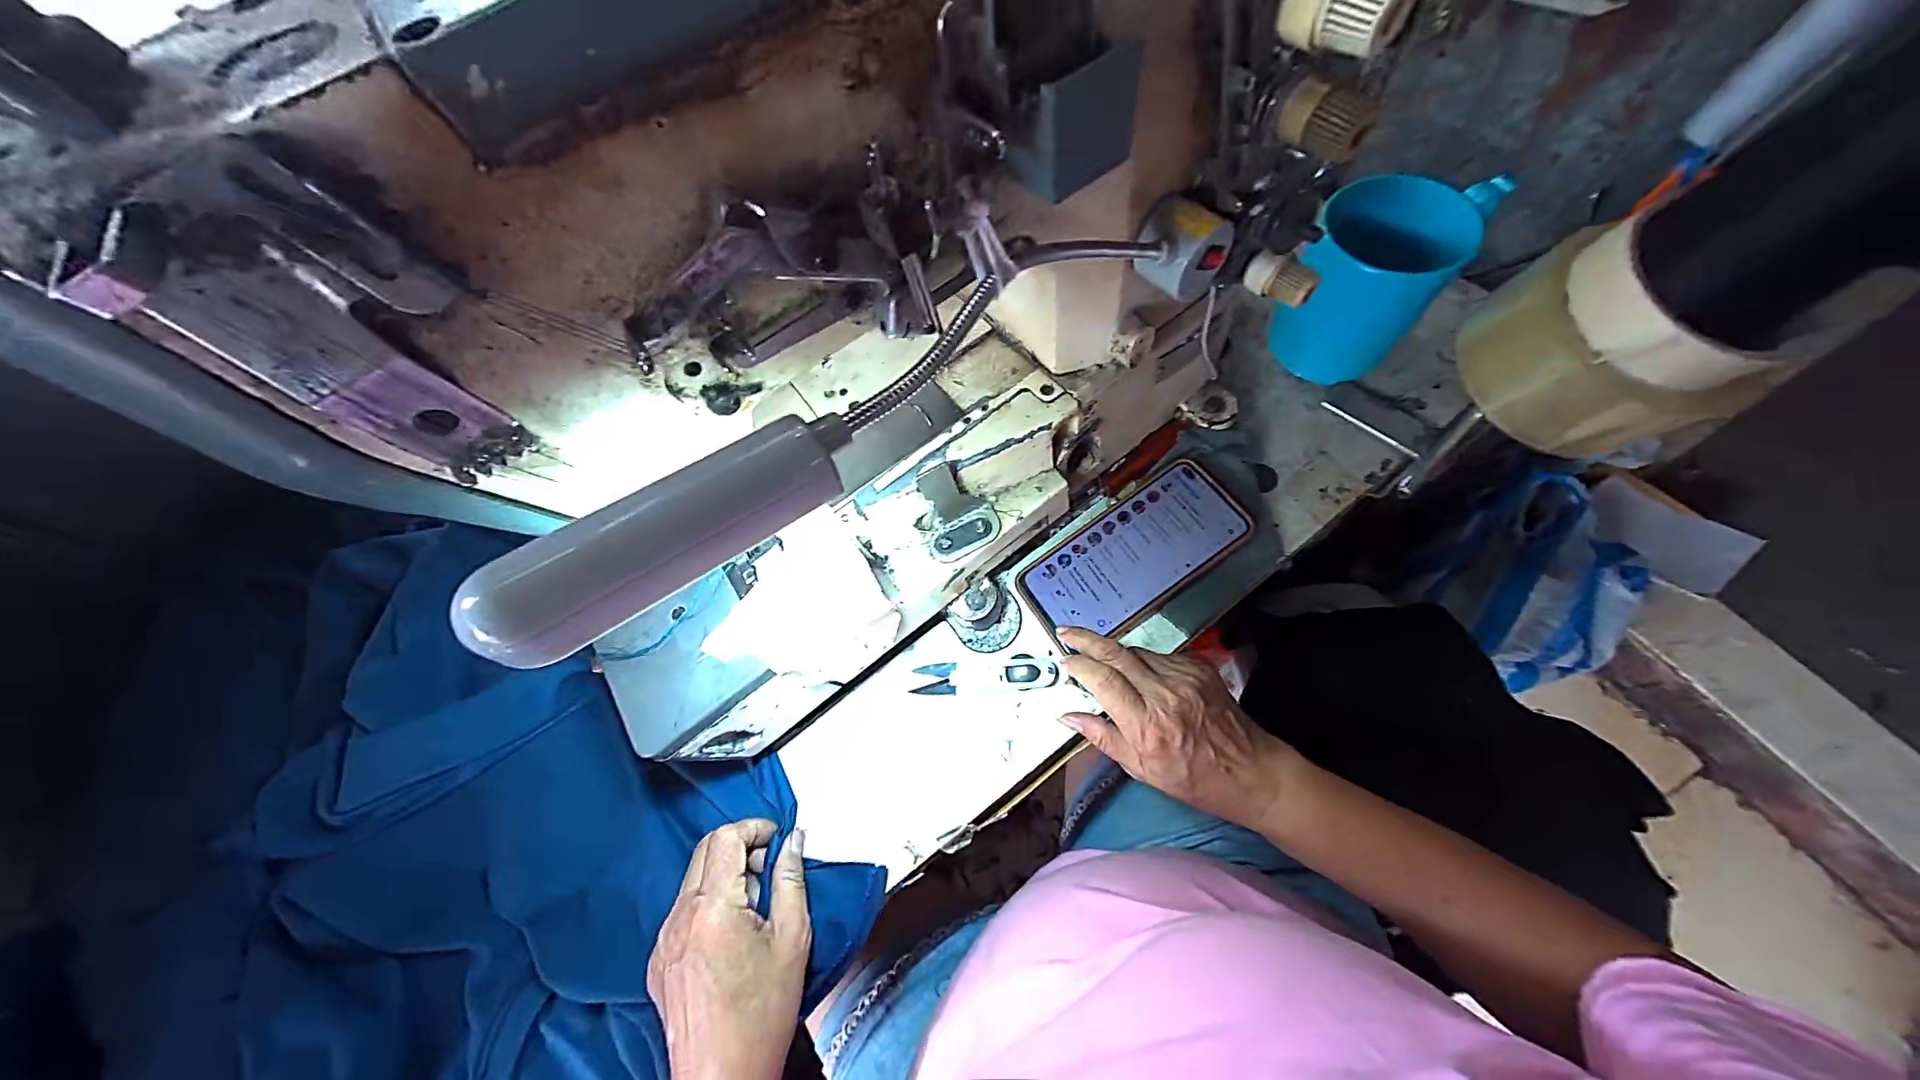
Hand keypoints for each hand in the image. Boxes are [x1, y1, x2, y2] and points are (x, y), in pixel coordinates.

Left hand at [648, 820, 810, 1079]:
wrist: (723, 1075)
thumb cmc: (761, 1015)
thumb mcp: (793, 938)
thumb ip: (791, 881)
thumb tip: (793, 842)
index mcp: (713, 909)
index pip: (726, 838)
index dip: (755, 828)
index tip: (776, 837)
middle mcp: (680, 919)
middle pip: (706, 850)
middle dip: (740, 845)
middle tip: (770, 864)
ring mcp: (665, 940)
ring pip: (693, 879)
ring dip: (725, 873)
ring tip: (756, 900)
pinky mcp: (659, 960)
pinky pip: (683, 909)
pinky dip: (709, 901)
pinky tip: (734, 927)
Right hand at [1059, 628, 1296, 827]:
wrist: (1250, 770)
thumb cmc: (1195, 778)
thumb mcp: (1140, 768)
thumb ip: (1102, 737)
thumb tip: (1069, 716)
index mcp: (1147, 725)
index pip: (1103, 679)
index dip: (1079, 664)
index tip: (1065, 660)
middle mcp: (1165, 695)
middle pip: (1117, 653)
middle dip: (1086, 640)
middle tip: (1067, 632)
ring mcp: (1185, 677)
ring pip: (1137, 651)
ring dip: (1115, 652)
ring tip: (1103, 660)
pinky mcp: (1199, 668)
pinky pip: (1160, 655)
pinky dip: (1143, 660)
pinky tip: (1141, 674)